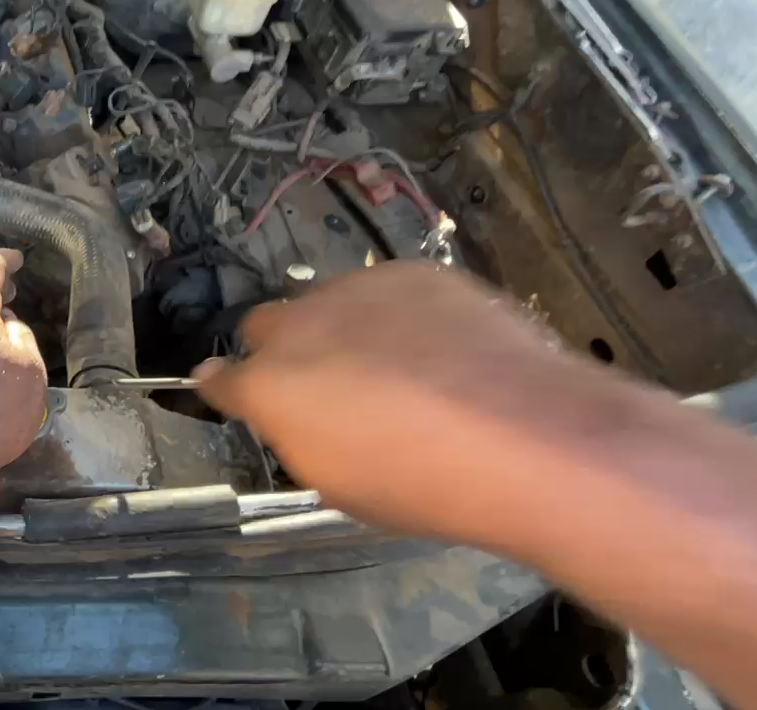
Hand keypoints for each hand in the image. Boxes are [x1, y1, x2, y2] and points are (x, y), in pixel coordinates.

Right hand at [195, 261, 684, 545]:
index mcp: (269, 385)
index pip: (219, 377)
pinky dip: (399, 315)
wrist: (537, 440)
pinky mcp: (412, 273)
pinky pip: (387, 291)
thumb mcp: (337, 480)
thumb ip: (289, 431)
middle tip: (327, 384)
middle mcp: (296, 326)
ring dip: (341, 328)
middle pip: (263, 324)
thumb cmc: (426, 484)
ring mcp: (355, 290)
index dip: (226, 384)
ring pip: (328, 303)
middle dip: (281, 348)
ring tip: (401, 368)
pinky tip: (443, 350)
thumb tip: (253, 397)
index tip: (233, 391)